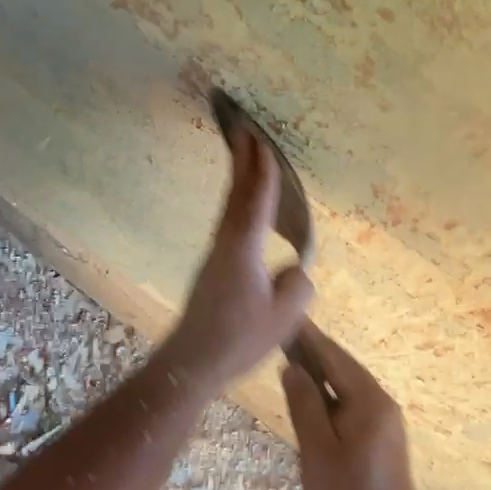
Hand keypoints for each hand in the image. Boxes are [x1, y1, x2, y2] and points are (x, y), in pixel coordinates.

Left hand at [159, 123, 315, 394]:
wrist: (192, 361)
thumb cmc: (239, 338)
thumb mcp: (284, 315)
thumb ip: (298, 285)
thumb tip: (295, 269)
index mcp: (244, 246)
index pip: (257, 198)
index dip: (262, 169)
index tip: (262, 139)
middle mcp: (226, 241)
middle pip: (237, 192)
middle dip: (243, 160)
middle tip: (245, 128)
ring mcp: (215, 253)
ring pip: (230, 206)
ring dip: (239, 179)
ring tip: (246, 158)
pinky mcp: (212, 266)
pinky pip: (229, 220)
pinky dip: (238, 201)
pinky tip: (244, 209)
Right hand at [282, 323, 444, 489]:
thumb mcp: (318, 452)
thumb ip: (305, 406)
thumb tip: (292, 367)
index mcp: (370, 401)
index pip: (334, 356)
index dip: (309, 336)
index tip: (287, 315)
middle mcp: (382, 403)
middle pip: (343, 368)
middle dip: (313, 352)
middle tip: (282, 336)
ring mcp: (385, 421)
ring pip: (348, 386)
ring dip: (321, 374)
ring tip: (291, 360)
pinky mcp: (382, 438)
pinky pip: (353, 402)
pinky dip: (330, 394)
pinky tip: (311, 398)